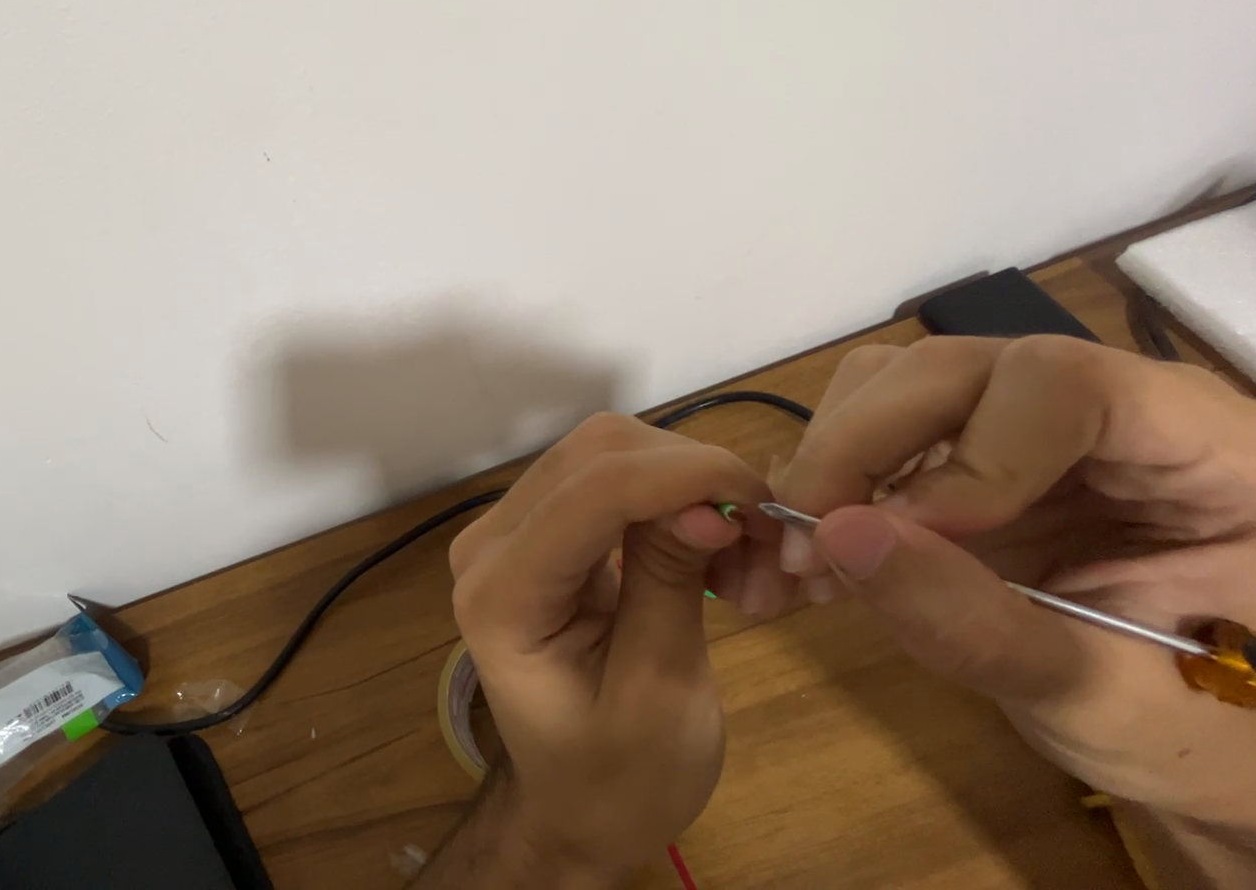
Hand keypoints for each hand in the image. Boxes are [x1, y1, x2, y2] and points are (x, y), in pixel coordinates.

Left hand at [424, 413, 770, 885]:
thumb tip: (708, 500)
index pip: (591, 491)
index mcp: (502, 595)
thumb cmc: (617, 779)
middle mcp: (489, 543)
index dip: (685, 478)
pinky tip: (713, 551)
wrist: (575, 804)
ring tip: (746, 563)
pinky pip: (610, 476)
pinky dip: (673, 497)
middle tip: (766, 548)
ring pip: (608, 451)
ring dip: (690, 486)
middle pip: (597, 452)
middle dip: (693, 478)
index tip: (767, 509)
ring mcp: (508, 528)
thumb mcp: (659, 695)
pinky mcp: (538, 527)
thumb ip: (669, 582)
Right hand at [778, 336, 1255, 881]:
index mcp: (1227, 452)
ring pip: (893, 378)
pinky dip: (828, 473)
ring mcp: (1034, 409)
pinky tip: (831, 540)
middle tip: (804, 543)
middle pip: (948, 368)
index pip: (1061, 384)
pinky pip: (870, 414)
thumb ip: (971, 621)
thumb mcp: (1093, 700)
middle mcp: (1124, 398)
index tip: (900, 541)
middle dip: (854, 451)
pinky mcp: (972, 430)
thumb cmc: (1180, 730)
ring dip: (831, 459)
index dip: (965, 456)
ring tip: (814, 551)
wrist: (1174, 727)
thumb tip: (832, 532)